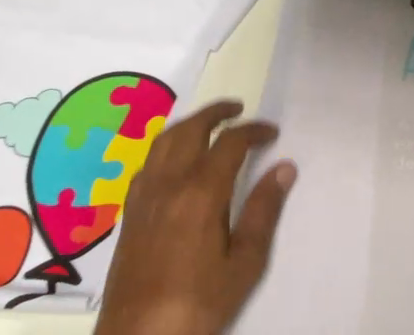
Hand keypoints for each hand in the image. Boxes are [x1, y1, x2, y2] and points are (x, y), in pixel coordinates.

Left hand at [93, 100, 295, 334]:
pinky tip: (175, 162)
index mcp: (201, 192)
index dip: (253, 130)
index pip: (230, 142)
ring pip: (163, 142)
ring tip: (208, 125)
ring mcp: (143, 198)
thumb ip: (264, 211)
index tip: (272, 133)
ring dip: (188, 125)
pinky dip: (165, 148)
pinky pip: (147, 164)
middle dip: (216, 113)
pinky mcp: (129, 215)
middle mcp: (168, 184)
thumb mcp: (244, 263)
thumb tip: (284, 167)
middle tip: (238, 110)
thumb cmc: (199, 305)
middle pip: (191, 129)